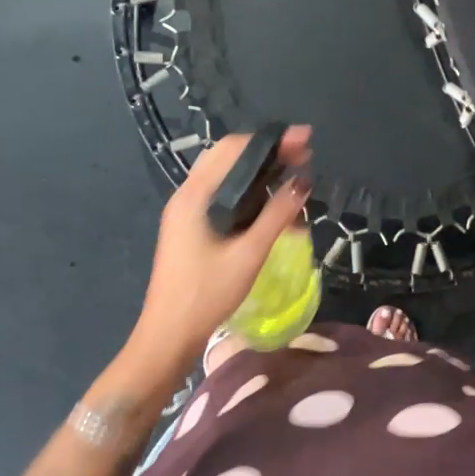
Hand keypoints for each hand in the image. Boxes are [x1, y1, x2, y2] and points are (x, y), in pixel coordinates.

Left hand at [128, 127, 314, 369]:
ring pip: (224, 176)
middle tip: (304, 156)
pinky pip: (220, 194)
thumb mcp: (249, 254)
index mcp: (195, 196)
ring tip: (293, 176)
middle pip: (228, 156)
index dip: (272, 140)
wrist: (168, 335)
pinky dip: (246, 189)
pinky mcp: (189, 227)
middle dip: (267, 152)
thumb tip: (304, 182)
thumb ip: (277, 215)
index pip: (234, 148)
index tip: (306, 140)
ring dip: (258, 170)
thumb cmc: (207, 294)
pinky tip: (269, 203)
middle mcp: (187, 195)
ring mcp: (185, 212)